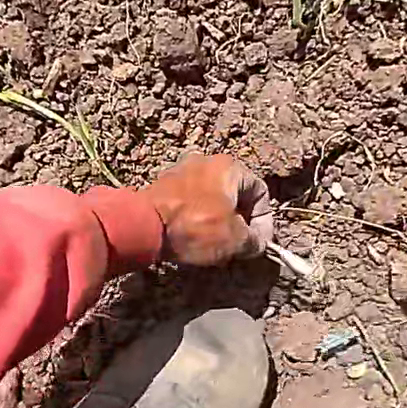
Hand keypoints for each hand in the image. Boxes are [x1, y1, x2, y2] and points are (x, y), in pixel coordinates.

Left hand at [142, 154, 273, 265]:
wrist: (142, 226)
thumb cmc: (193, 227)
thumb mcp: (235, 239)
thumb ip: (254, 241)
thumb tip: (256, 245)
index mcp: (228, 166)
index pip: (260, 192)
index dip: (264, 221)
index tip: (257, 242)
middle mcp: (204, 162)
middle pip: (232, 195)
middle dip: (238, 222)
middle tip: (236, 245)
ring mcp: (179, 172)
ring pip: (208, 199)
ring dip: (215, 222)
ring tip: (213, 245)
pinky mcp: (160, 187)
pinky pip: (186, 204)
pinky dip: (193, 220)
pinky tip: (190, 239)